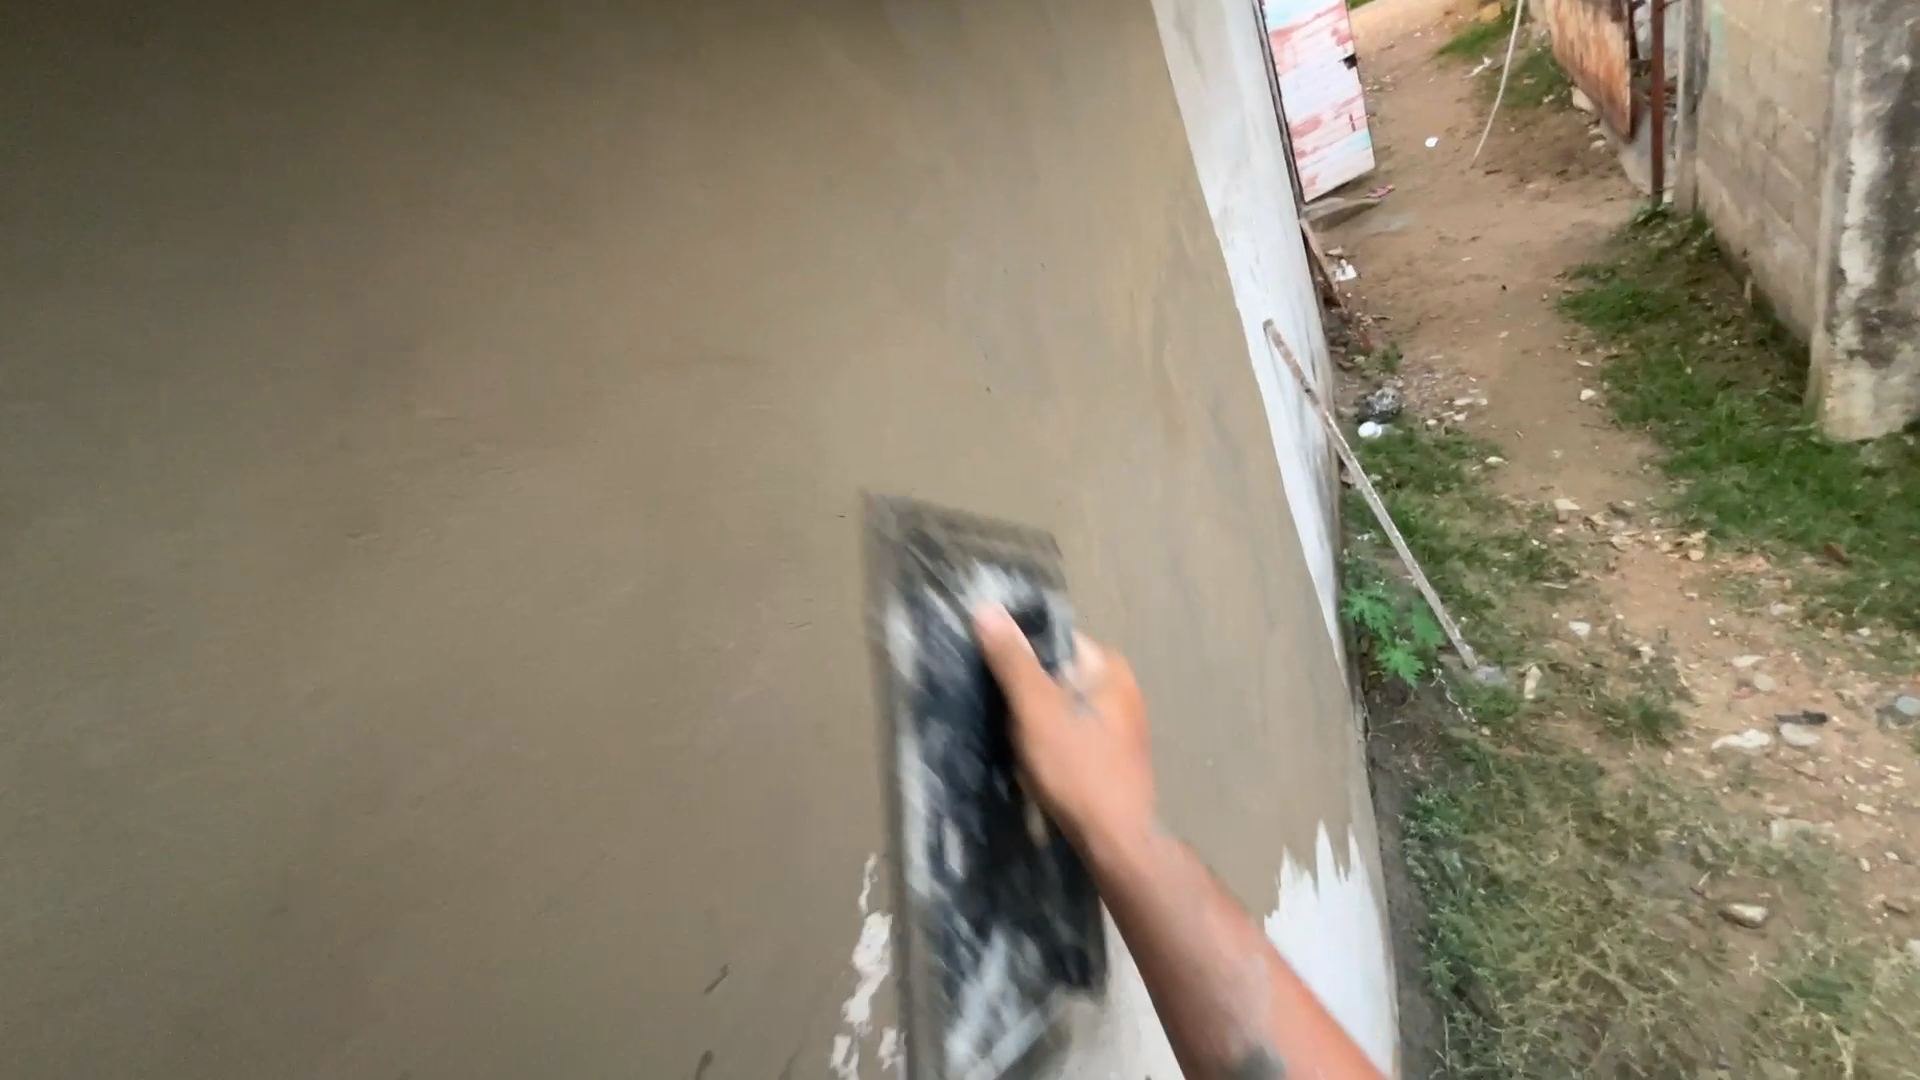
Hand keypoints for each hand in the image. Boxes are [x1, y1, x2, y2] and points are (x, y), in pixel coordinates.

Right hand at [972, 604, 1155, 852]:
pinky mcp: (1110, 755)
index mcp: (1109, 667)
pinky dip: (1047, 743)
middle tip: (1004, 717)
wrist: (1116, 842)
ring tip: (1015, 744)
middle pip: (1053, 675)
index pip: (1051, 640)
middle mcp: (1119, 689)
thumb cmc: (1077, 767)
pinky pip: (1067, 734)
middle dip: (1024, 695)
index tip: (992, 677)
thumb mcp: (1036, 708)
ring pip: (1057, 708)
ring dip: (1032, 723)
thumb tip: (986, 607)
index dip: (1018, 656)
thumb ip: (1012, 658)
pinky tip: (1034, 765)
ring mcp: (1117, 724)